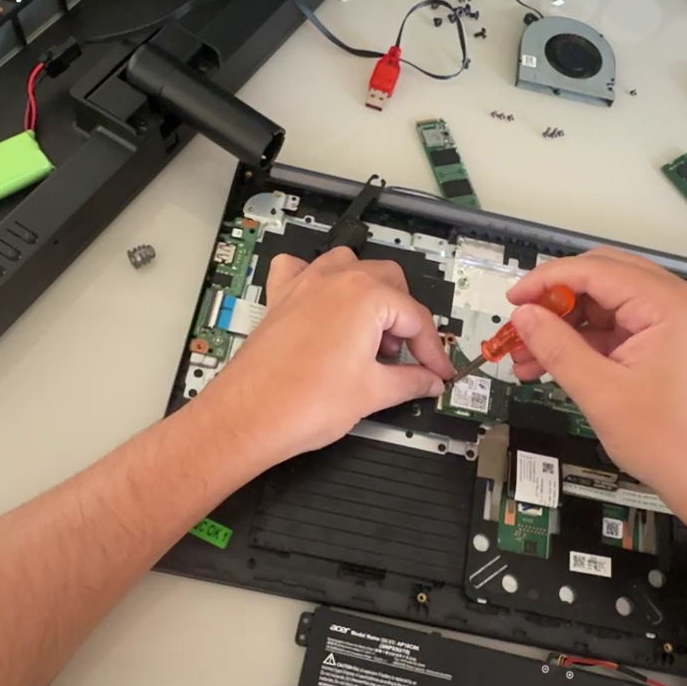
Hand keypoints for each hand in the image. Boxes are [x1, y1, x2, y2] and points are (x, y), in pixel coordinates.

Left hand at [194, 249, 454, 466]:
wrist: (247, 418)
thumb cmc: (300, 403)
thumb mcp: (372, 393)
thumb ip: (410, 382)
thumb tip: (429, 380)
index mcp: (364, 296)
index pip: (416, 318)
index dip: (433, 350)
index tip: (439, 372)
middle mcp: (333, 280)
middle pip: (389, 283)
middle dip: (405, 320)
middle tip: (407, 359)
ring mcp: (303, 286)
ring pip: (349, 267)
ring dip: (369, 294)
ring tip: (371, 336)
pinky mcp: (280, 300)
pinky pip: (301, 271)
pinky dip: (317, 282)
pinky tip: (325, 307)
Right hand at [505, 249, 686, 526]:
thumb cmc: (667, 441)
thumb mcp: (600, 392)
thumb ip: (557, 346)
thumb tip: (523, 314)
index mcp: (672, 306)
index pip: (598, 270)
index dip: (548, 280)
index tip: (512, 299)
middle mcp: (681, 303)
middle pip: (605, 279)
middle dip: (556, 302)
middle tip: (521, 325)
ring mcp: (679, 323)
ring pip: (608, 306)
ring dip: (566, 326)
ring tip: (527, 356)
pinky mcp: (672, 344)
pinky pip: (620, 330)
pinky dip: (586, 344)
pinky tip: (552, 365)